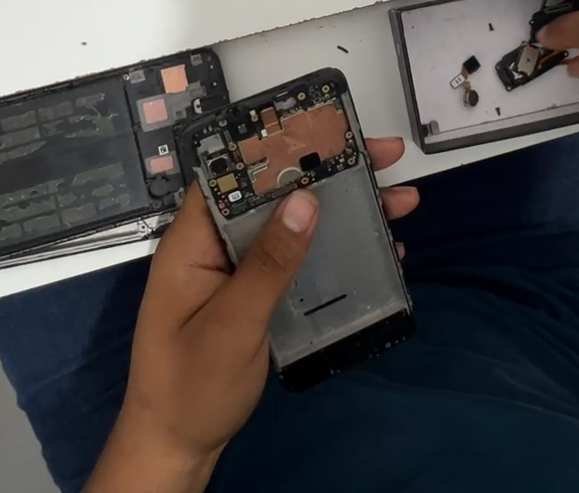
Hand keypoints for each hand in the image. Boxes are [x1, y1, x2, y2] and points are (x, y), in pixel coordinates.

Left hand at [89, 138, 418, 491]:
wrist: (178, 448)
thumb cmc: (190, 387)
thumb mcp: (230, 326)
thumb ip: (268, 263)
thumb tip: (305, 200)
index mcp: (195, 239)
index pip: (236, 172)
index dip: (282, 145)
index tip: (330, 131)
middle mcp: (220, 242)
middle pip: (277, 191)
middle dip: (332, 171)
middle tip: (384, 157)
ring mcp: (243, 266)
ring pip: (297, 221)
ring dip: (347, 209)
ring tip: (400, 201)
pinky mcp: (262, 288)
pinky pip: (303, 255)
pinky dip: (340, 248)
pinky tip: (379, 249)